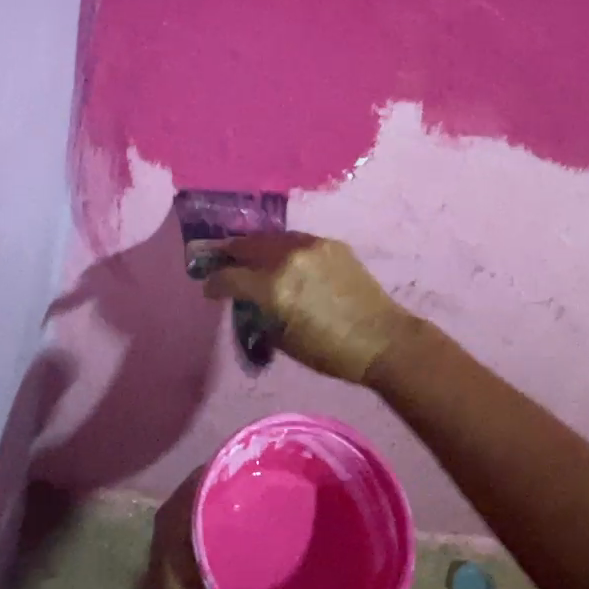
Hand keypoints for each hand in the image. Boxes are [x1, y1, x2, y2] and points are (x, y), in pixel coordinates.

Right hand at [202, 233, 409, 383]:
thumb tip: (250, 299)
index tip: (207, 287)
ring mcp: (312, 246)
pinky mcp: (331, 243)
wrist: (381, 338)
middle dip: (228, 253)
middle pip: (246, 246)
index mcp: (274, 287)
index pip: (230, 276)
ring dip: (254, 246)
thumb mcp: (283, 339)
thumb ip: (260, 312)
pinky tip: (279, 256)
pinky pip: (296, 240)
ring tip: (244, 253)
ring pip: (271, 238)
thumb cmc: (329, 350)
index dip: (213, 283)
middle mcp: (289, 258)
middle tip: (217, 258)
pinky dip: (282, 247)